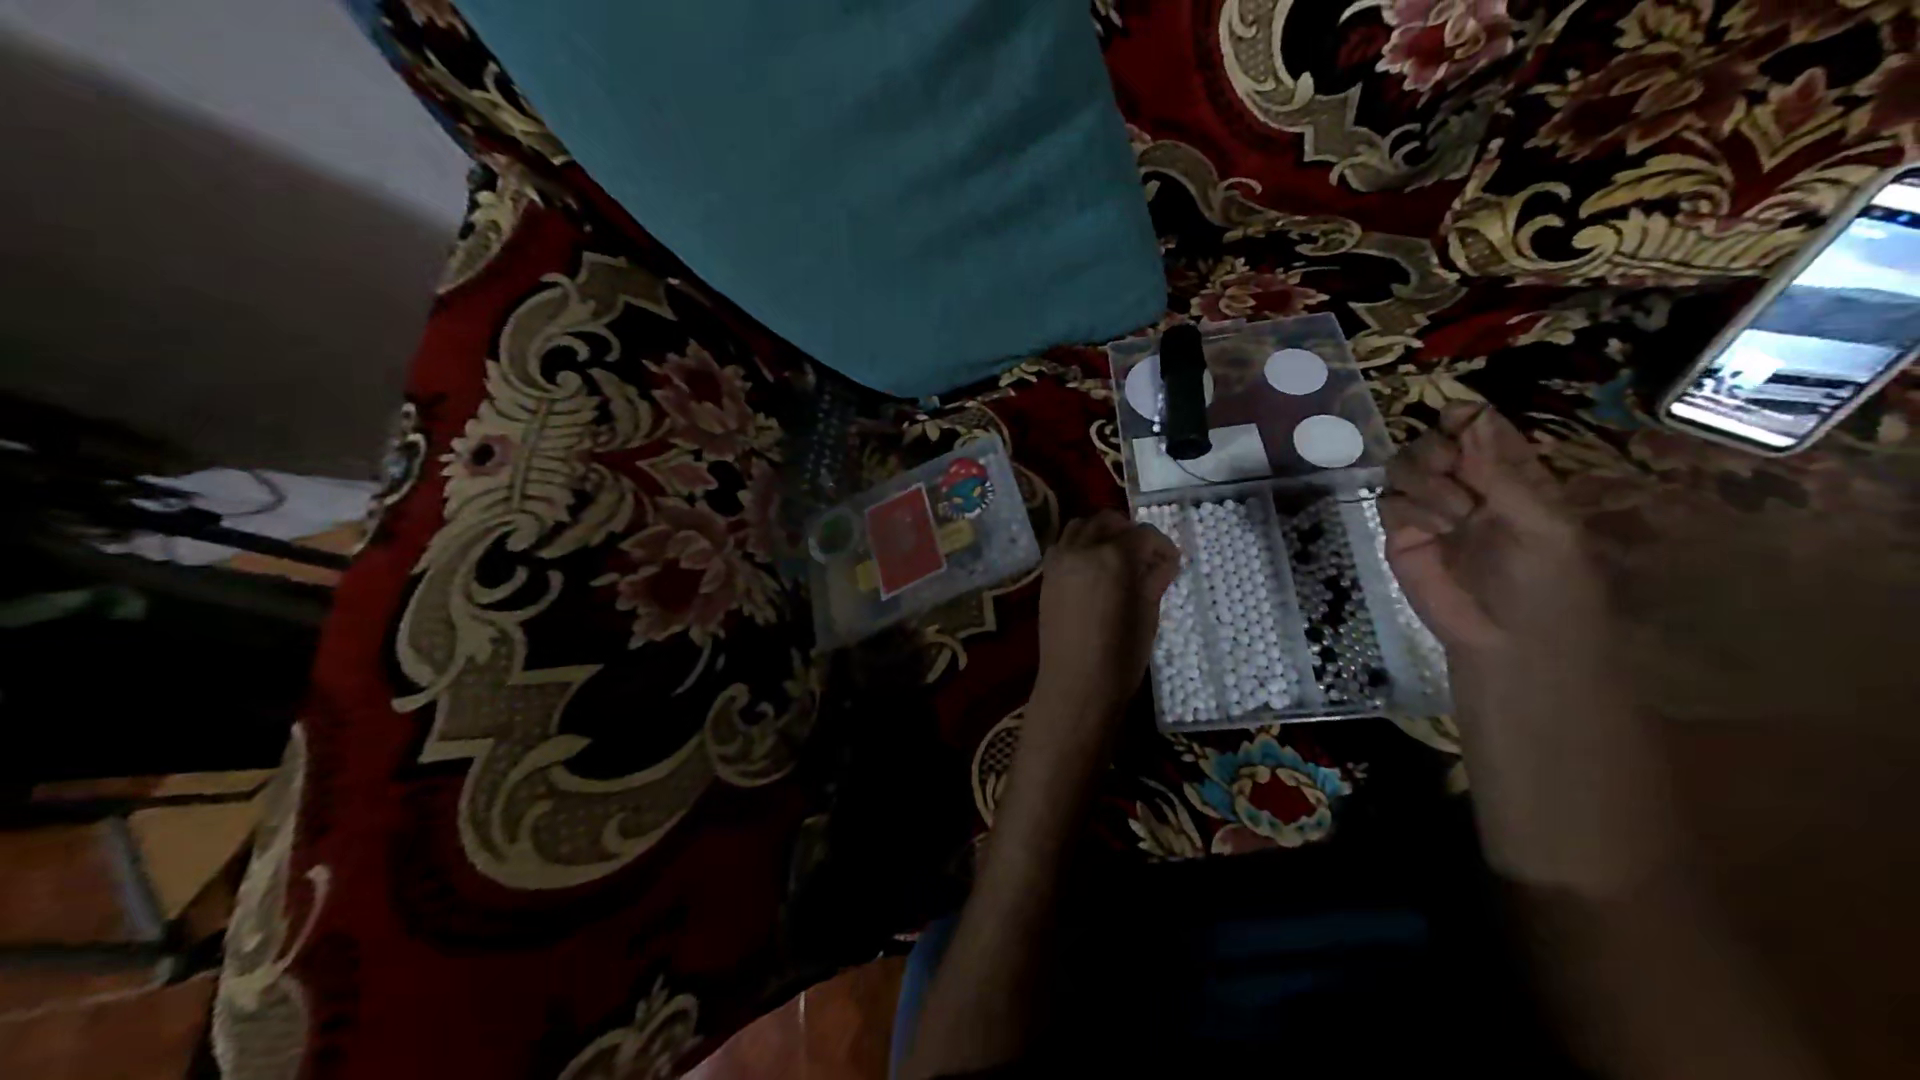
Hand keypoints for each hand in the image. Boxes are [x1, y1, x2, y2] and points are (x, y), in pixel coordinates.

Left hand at [1031, 510, 1180, 724]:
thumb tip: (1163, 562)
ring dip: (1102, 533)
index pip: (1144, 534)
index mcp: (1114, 557)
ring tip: (1117, 558)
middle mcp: (1082, 549)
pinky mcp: (1046, 574)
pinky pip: (1063, 544)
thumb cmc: (1121, 654)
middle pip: (1108, 520)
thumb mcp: (1148, 614)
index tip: (1171, 564)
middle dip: (1131, 532)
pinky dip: (1079, 545)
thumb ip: (1154, 579)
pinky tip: (1093, 568)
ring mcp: (1059, 560)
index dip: (1163, 546)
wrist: (1076, 684)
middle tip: (1145, 557)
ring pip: (1081, 526)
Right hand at [1381, 403, 1605, 668]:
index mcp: (1508, 474)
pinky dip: (1408, 510)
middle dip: (1438, 452)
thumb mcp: (1543, 521)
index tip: (1457, 423)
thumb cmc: (1548, 582)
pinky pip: (1387, 502)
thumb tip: (1470, 413)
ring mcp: (1428, 509)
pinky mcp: (1400, 534)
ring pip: (1402, 467)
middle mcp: (1464, 485)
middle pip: (1429, 440)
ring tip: (1453, 517)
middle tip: (1456, 475)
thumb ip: (1502, 470)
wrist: (1510, 641)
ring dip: (1425, 482)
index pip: (1476, 426)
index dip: (1462, 418)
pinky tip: (1432, 532)